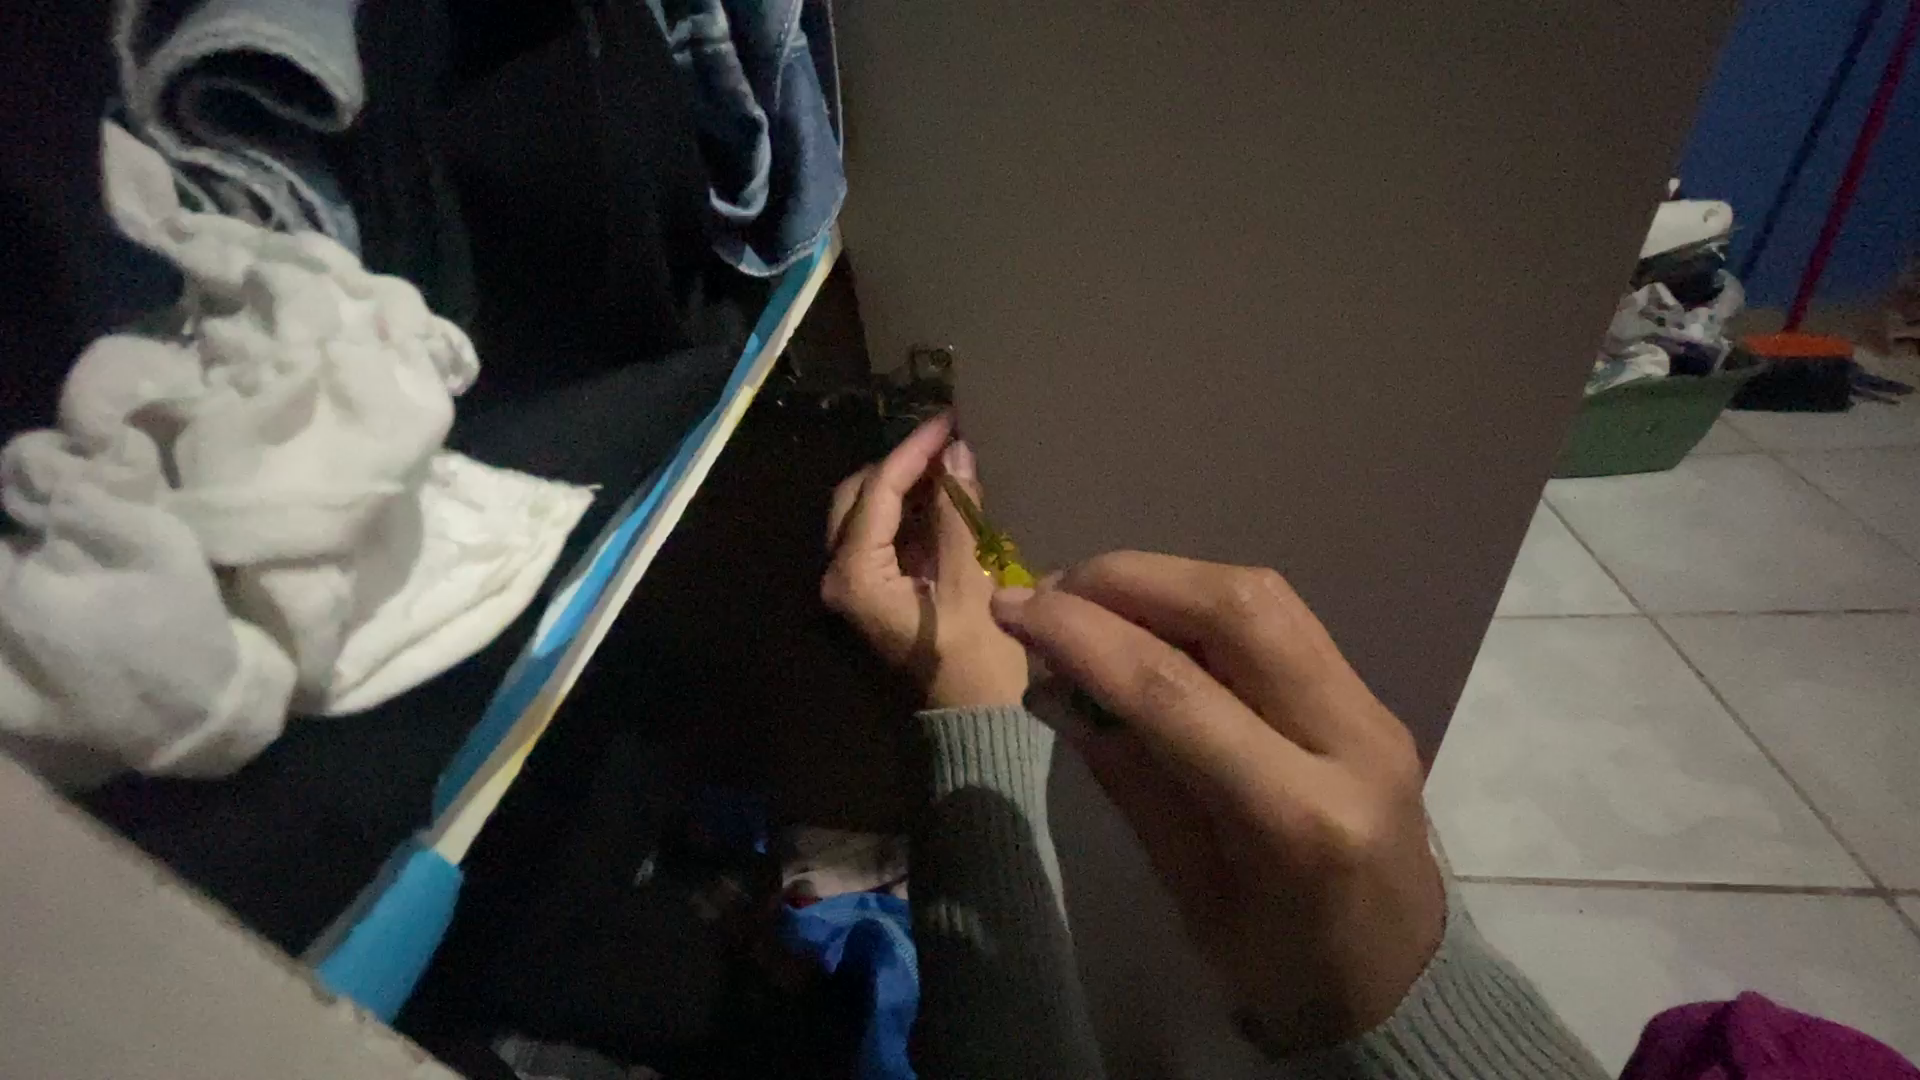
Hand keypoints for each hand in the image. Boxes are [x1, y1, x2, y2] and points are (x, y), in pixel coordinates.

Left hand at [822, 413, 1028, 708]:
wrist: (974, 726)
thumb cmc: (976, 666)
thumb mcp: (970, 587)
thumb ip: (960, 517)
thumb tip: (959, 454)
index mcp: (856, 577)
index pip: (878, 494)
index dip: (913, 453)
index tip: (948, 422)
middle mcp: (841, 578)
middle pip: (859, 498)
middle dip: (901, 466)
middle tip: (947, 443)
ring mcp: (855, 587)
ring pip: (868, 516)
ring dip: (907, 488)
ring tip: (952, 462)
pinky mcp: (876, 593)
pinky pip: (884, 539)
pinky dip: (912, 515)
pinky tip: (946, 498)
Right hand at [991, 552, 1444, 1052]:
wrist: (1403, 984)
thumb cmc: (1281, 967)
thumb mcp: (1186, 892)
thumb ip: (1126, 776)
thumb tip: (1055, 686)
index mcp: (1302, 818)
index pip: (1175, 692)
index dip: (1082, 636)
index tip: (1012, 609)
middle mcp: (1352, 740)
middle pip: (1234, 609)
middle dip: (1125, 581)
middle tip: (1049, 592)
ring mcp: (1370, 705)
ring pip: (1259, 594)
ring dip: (1158, 578)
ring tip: (1086, 598)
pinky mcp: (1364, 690)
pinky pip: (1272, 614)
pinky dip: (1192, 597)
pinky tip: (1146, 616)